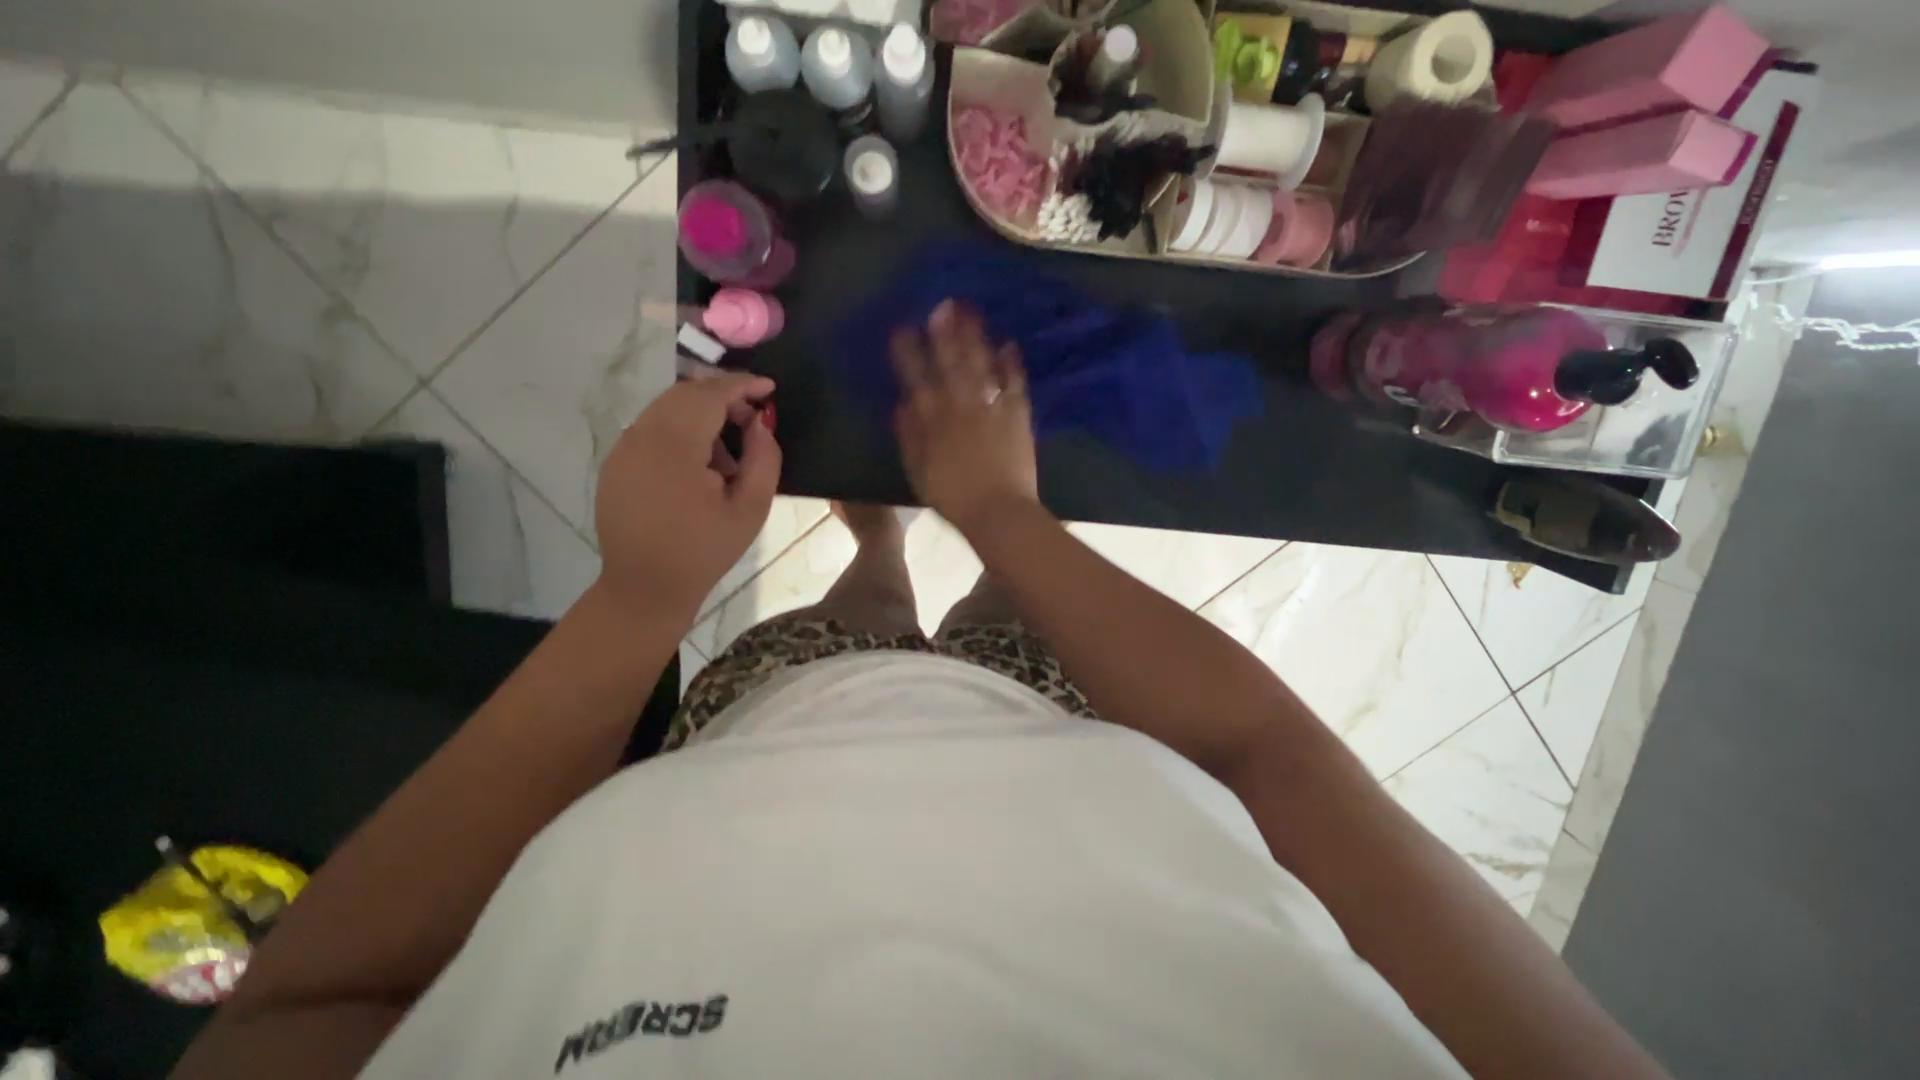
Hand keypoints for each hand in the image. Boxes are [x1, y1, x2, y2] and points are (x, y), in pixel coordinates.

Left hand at [593, 373, 779, 621]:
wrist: (645, 588)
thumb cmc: (704, 552)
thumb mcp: (750, 510)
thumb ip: (763, 459)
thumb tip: (759, 423)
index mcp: (674, 445)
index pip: (709, 394)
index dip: (742, 384)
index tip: (769, 388)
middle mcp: (640, 436)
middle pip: (684, 394)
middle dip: (722, 397)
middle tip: (752, 420)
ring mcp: (622, 449)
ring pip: (665, 409)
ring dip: (700, 415)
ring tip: (727, 453)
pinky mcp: (615, 463)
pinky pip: (650, 430)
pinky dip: (679, 432)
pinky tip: (698, 467)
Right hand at [891, 299, 1038, 530]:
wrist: (998, 511)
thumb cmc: (953, 496)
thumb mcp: (918, 470)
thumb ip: (909, 436)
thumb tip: (901, 405)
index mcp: (933, 419)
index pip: (916, 377)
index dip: (909, 352)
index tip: (903, 328)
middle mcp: (961, 405)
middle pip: (951, 362)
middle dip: (945, 332)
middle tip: (943, 304)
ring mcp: (992, 406)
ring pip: (981, 364)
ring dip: (975, 337)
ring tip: (971, 312)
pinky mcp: (1018, 414)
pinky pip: (1014, 382)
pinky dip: (1011, 362)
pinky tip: (1008, 343)